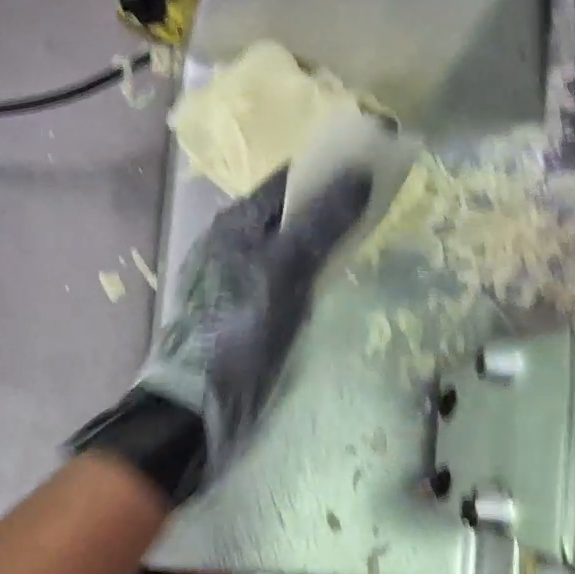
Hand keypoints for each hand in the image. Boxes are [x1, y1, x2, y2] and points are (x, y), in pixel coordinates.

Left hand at [69, 167, 372, 504]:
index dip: (329, 170)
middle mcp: (228, 244)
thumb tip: (360, 170)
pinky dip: (305, 279)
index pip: (288, 179)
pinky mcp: (234, 315)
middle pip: (286, 215)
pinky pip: (279, 283)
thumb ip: (321, 222)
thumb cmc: (239, 330)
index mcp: (235, 223)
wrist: (195, 404)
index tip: (374, 169)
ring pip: (283, 250)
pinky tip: (328, 292)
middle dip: (328, 210)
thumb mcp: (285, 270)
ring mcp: (229, 280)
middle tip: (379, 212)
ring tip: (364, 248)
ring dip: (318, 247)